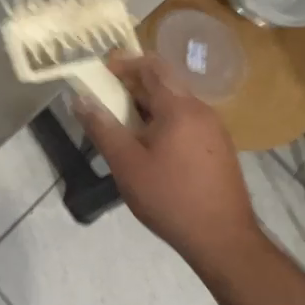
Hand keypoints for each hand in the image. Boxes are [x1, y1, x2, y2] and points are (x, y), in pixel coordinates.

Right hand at [71, 52, 261, 268]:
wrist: (225, 242)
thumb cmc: (171, 198)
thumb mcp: (126, 163)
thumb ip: (101, 127)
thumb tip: (79, 98)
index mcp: (180, 108)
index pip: (151, 65)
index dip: (124, 63)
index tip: (100, 73)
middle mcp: (201, 111)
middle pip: (164, 82)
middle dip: (133, 84)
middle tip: (105, 98)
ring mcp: (215, 130)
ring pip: (176, 102)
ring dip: (148, 104)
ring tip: (123, 123)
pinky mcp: (220, 149)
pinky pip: (187, 120)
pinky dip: (164, 120)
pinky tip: (150, 145)